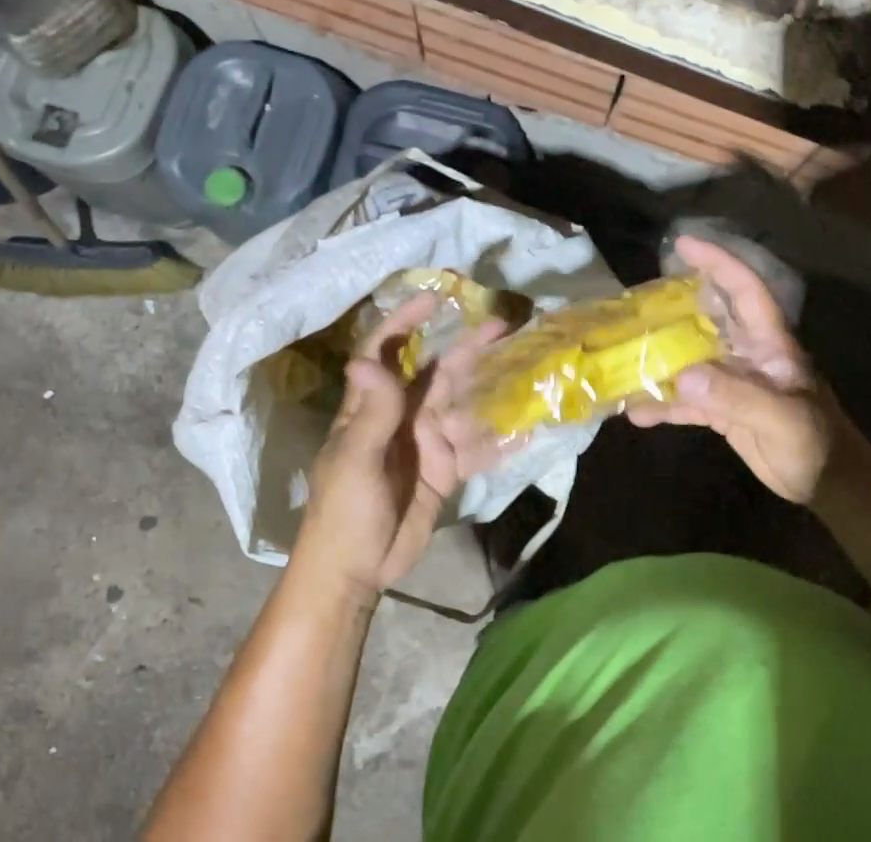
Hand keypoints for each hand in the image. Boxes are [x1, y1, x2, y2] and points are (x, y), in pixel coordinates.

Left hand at [296, 293, 506, 596]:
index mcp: (371, 408)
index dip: (403, 324)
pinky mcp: (445, 471)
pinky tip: (526, 426)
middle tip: (502, 327)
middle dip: (466, 350)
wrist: (356, 569)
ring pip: (463, 406)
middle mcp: (402, 418)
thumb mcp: (356, 460)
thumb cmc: (344, 511)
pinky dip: (499, 438)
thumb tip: (369, 359)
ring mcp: (426, 444)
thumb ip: (371, 412)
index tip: (433, 301)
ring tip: (524, 368)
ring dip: (489, 389)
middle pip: (437, 374)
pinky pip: (477, 448)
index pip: (385, 353)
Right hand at [627, 236, 860, 505]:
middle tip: (635, 299)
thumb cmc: (816, 446)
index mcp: (771, 345)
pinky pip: (689, 401)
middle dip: (676, 305)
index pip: (746, 290)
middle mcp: (750, 356)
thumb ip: (736, 397)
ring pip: (692, 360)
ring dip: (660, 361)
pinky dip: (664, 405)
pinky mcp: (726, 411)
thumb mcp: (782, 421)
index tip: (683, 244)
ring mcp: (736, 383)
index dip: (719, 263)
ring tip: (621, 358)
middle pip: (710, 319)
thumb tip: (684, 375)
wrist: (829, 486)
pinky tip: (636, 413)